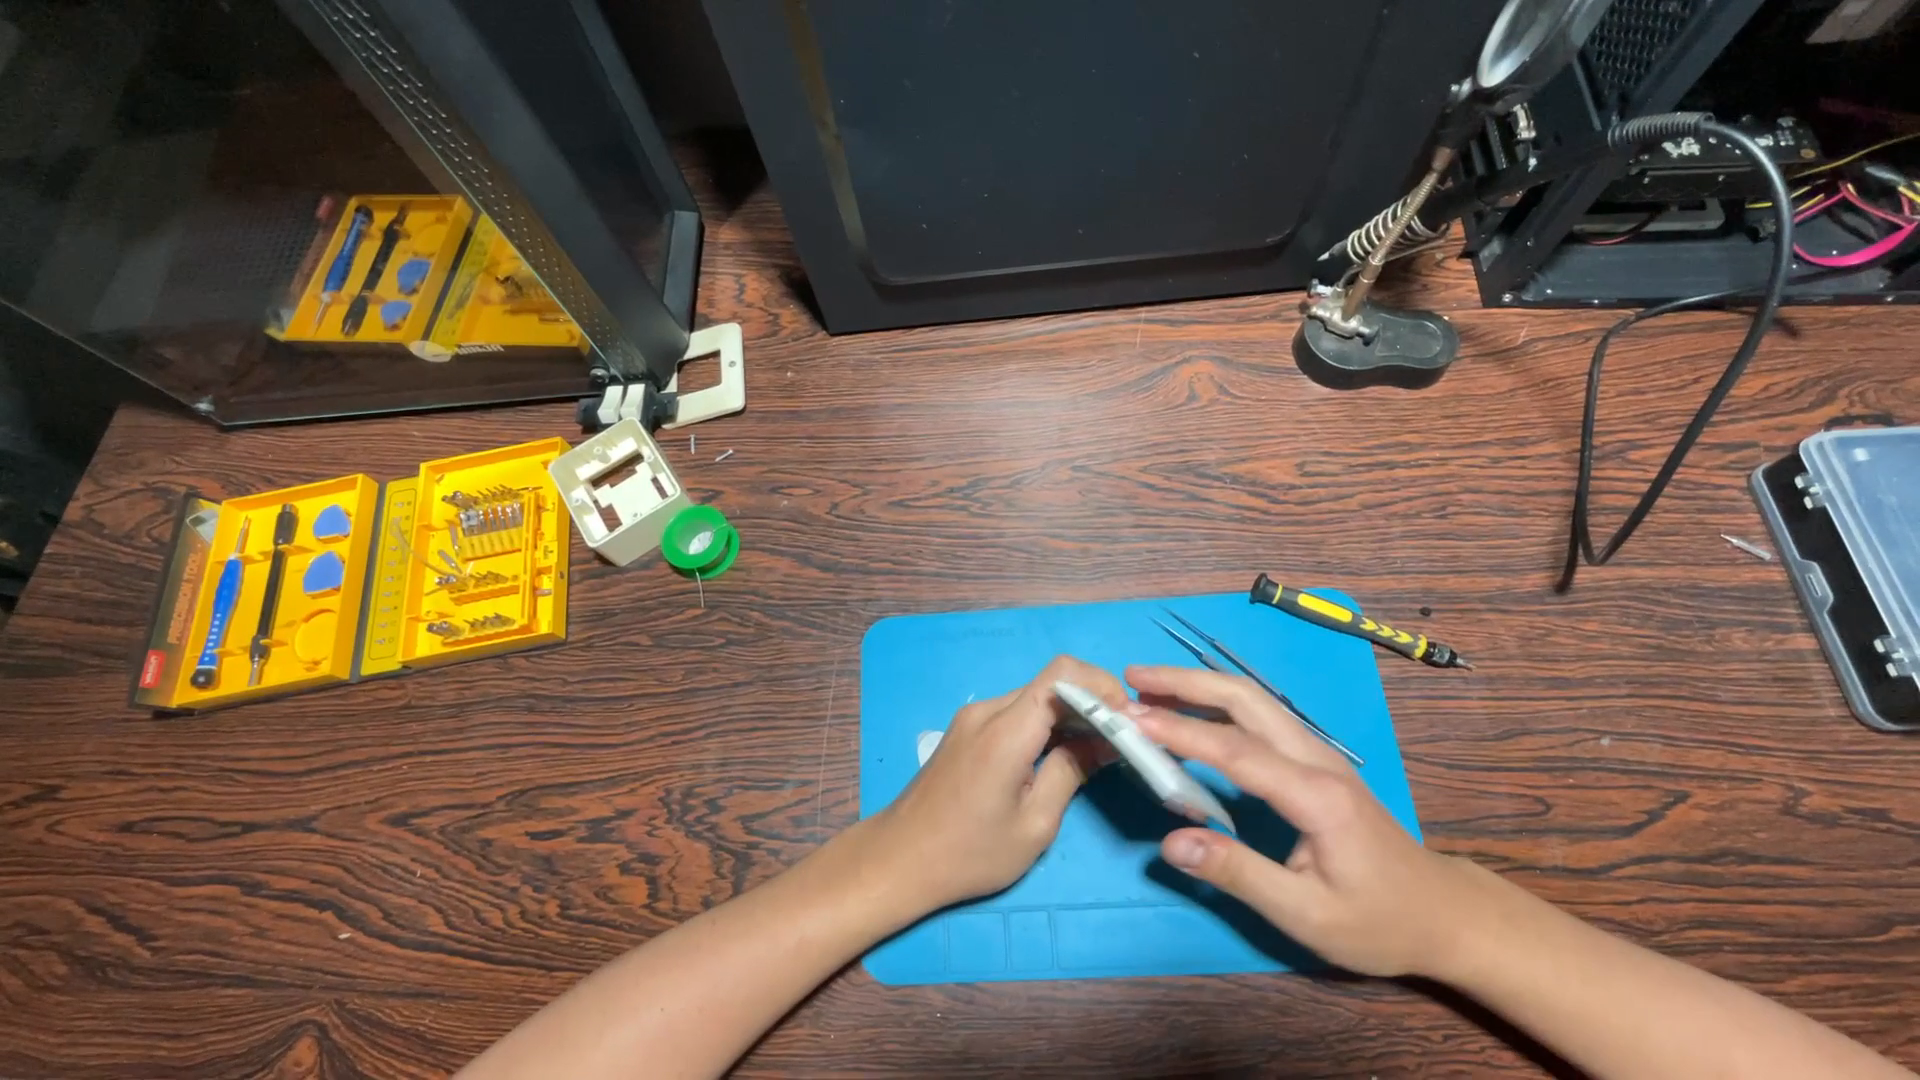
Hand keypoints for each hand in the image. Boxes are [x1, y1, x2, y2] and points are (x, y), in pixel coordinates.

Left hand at [866, 655, 1124, 914]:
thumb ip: (1072, 772)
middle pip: (1052, 683)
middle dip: (1093, 704)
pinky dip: (1046, 725)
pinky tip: (1064, 755)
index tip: (1127, 721)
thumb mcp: (1034, 824)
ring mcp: (973, 719)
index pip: (1063, 674)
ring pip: (1035, 697)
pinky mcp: (967, 731)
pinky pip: (1016, 713)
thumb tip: (1106, 742)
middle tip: (1123, 741)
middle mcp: (988, 711)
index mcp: (1006, 730)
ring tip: (1100, 751)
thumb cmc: (969, 853)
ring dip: (1071, 716)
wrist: (899, 860)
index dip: (1102, 686)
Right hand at [1125, 664, 1503, 978]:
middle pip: (1246, 700)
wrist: (1442, 915)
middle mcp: (1316, 760)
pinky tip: (1191, 713)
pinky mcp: (1314, 762)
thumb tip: (1172, 843)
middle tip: (1132, 678)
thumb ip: (1238, 874)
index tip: (1132, 718)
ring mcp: (1318, 755)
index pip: (1235, 750)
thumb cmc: (1377, 920)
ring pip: (1253, 701)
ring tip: (1149, 687)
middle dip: (1185, 683)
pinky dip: (1217, 705)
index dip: (1180, 731)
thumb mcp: (1307, 915)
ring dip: (1199, 687)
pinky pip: (1259, 718)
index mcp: (1315, 795)